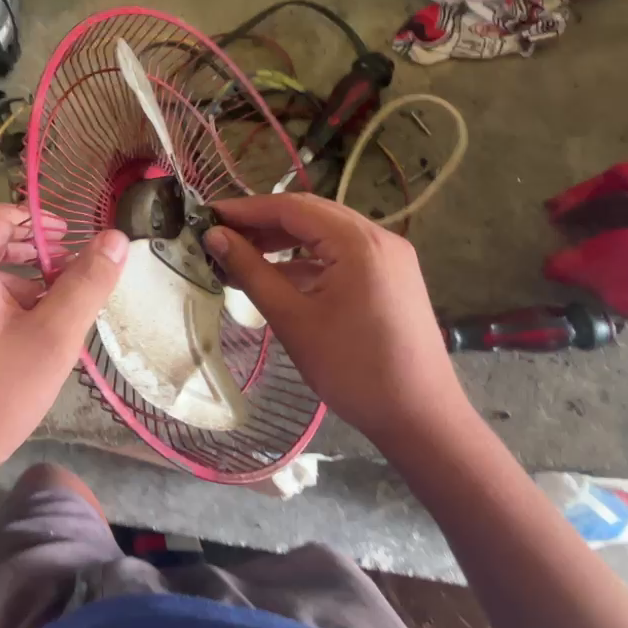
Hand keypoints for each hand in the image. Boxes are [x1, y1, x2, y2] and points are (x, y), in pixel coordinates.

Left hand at [0, 204, 126, 494]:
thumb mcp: (49, 340)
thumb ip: (85, 286)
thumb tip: (115, 238)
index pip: (1, 217)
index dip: (41, 222)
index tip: (76, 240)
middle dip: (34, 256)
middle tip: (74, 276)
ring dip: (18, 287)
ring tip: (56, 316)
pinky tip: (20, 347)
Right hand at [203, 194, 466, 442]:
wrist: (421, 420)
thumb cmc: (352, 369)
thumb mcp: (292, 318)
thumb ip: (251, 270)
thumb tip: (213, 236)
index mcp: (358, 242)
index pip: (291, 207)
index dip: (245, 209)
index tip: (207, 217)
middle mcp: (378, 238)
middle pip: (309, 214)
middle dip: (262, 222)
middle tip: (219, 235)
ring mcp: (389, 258)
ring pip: (324, 233)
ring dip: (282, 240)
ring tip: (240, 255)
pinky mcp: (391, 278)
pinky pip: (341, 254)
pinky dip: (306, 260)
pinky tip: (275, 277)